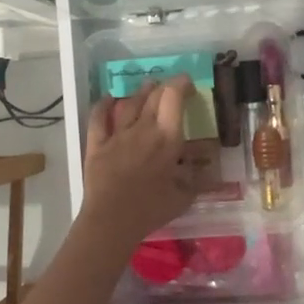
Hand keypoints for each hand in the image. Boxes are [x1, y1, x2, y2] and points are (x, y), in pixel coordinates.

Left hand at [76, 76, 196, 246]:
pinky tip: (107, 98)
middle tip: (170, 88)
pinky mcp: (96, 144)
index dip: (181, 84)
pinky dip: (103, 105)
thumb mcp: (183, 197)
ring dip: (140, 92)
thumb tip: (206, 171)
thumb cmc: (151, 209)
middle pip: (153, 97)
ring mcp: (117, 135)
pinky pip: (98, 118)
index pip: (174, 98)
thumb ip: (195, 180)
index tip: (188, 85)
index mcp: (167, 138)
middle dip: (164, 87)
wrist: (112, 219)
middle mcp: (143, 129)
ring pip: (129, 103)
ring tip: (147, 86)